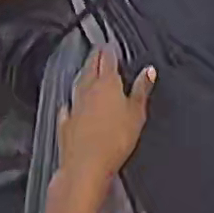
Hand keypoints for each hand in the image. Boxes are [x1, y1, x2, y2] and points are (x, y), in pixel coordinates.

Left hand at [56, 49, 154, 185]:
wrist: (85, 168)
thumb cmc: (115, 140)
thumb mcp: (136, 113)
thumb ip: (141, 89)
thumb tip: (148, 70)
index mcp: (107, 82)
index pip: (107, 58)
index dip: (109, 49)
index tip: (110, 44)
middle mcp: (88, 89)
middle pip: (90, 66)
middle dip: (94, 56)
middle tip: (97, 49)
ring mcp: (74, 106)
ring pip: (78, 83)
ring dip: (83, 74)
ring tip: (85, 68)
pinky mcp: (65, 125)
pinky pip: (67, 108)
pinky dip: (70, 103)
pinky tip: (68, 104)